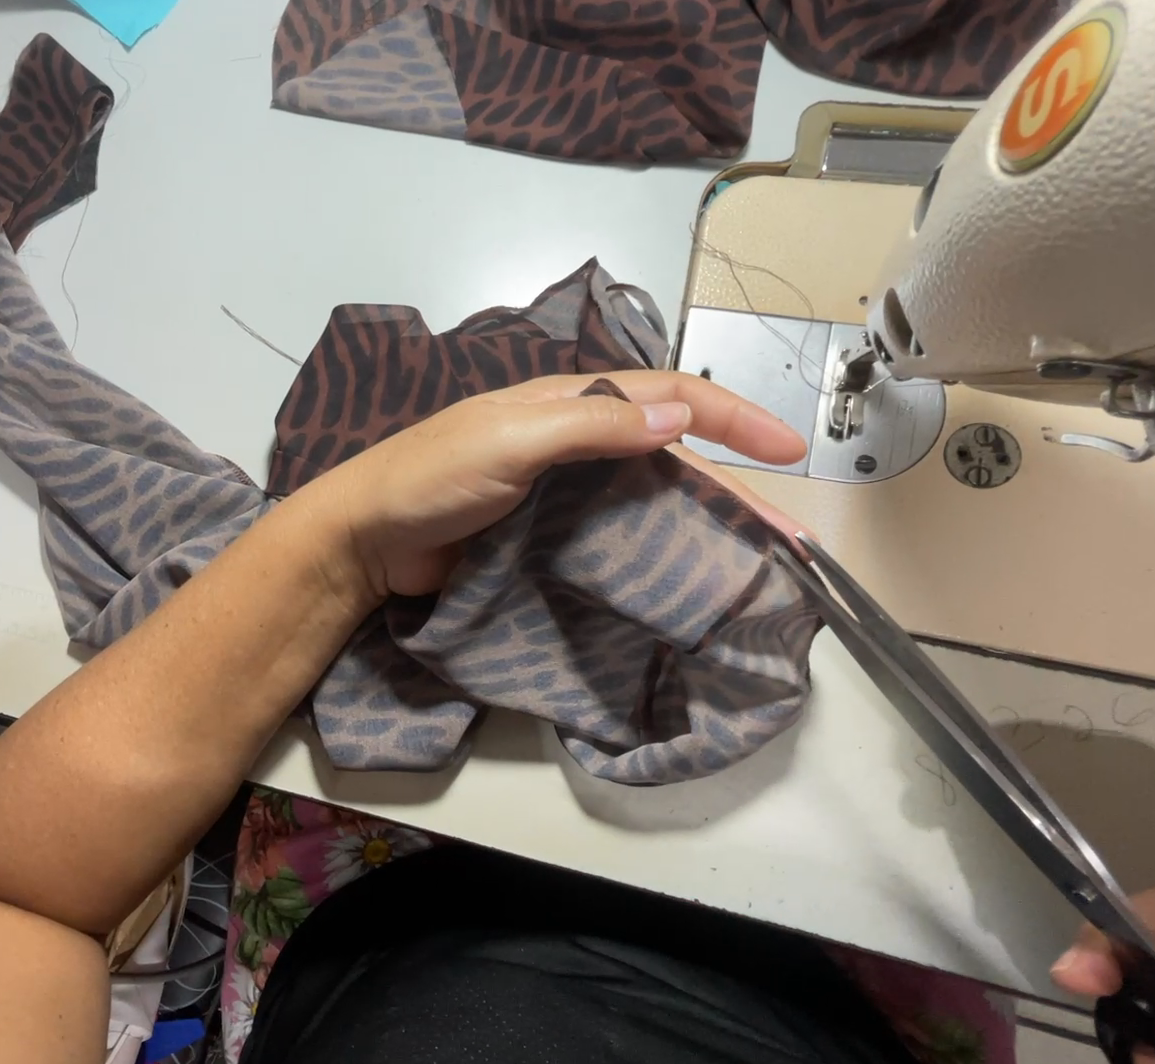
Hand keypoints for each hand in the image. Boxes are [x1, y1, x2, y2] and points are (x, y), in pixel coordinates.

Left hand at [304, 371, 807, 597]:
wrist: (369, 541)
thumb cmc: (429, 477)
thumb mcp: (509, 438)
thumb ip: (590, 425)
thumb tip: (680, 416)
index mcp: (565, 404)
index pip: (664, 396)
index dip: (728, 416)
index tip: (786, 450)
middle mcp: (570, 443)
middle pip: (666, 455)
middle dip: (728, 485)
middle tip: (784, 533)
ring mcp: (558, 494)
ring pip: (643, 500)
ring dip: (697, 524)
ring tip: (749, 564)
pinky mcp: (543, 536)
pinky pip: (609, 538)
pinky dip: (649, 552)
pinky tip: (680, 577)